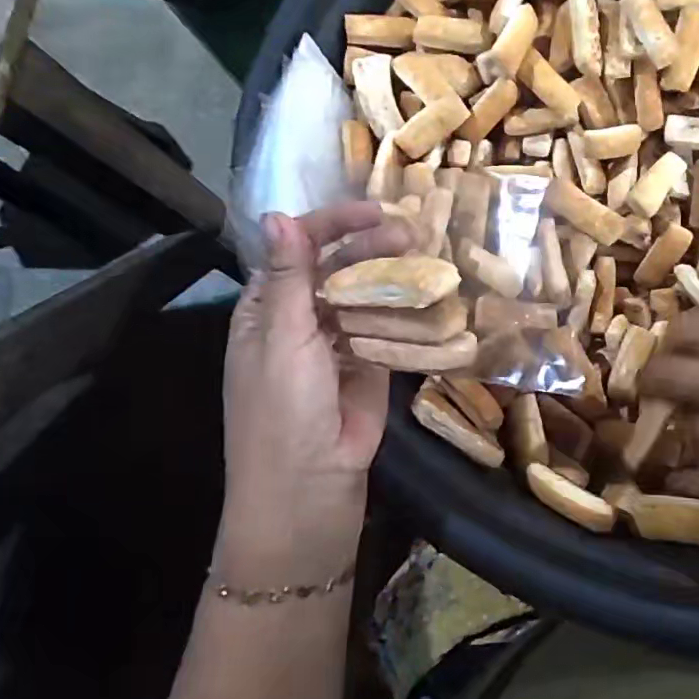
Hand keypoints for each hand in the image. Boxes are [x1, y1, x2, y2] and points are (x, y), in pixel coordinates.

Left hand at [223, 204, 412, 505]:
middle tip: (411, 235)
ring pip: (366, 296)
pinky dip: (405, 312)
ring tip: (427, 261)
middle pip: (337, 268)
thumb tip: (278, 214)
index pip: (297, 250)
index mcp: (268, 309)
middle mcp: (302, 319)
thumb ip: (289, 278)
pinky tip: (430, 295)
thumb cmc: (282, 411)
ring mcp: (339, 342)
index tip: (374, 211)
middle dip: (370, 247)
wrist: (309, 487)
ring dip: (392, 277)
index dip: (332, 225)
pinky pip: (388, 330)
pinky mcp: (371, 365)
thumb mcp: (282, 340)